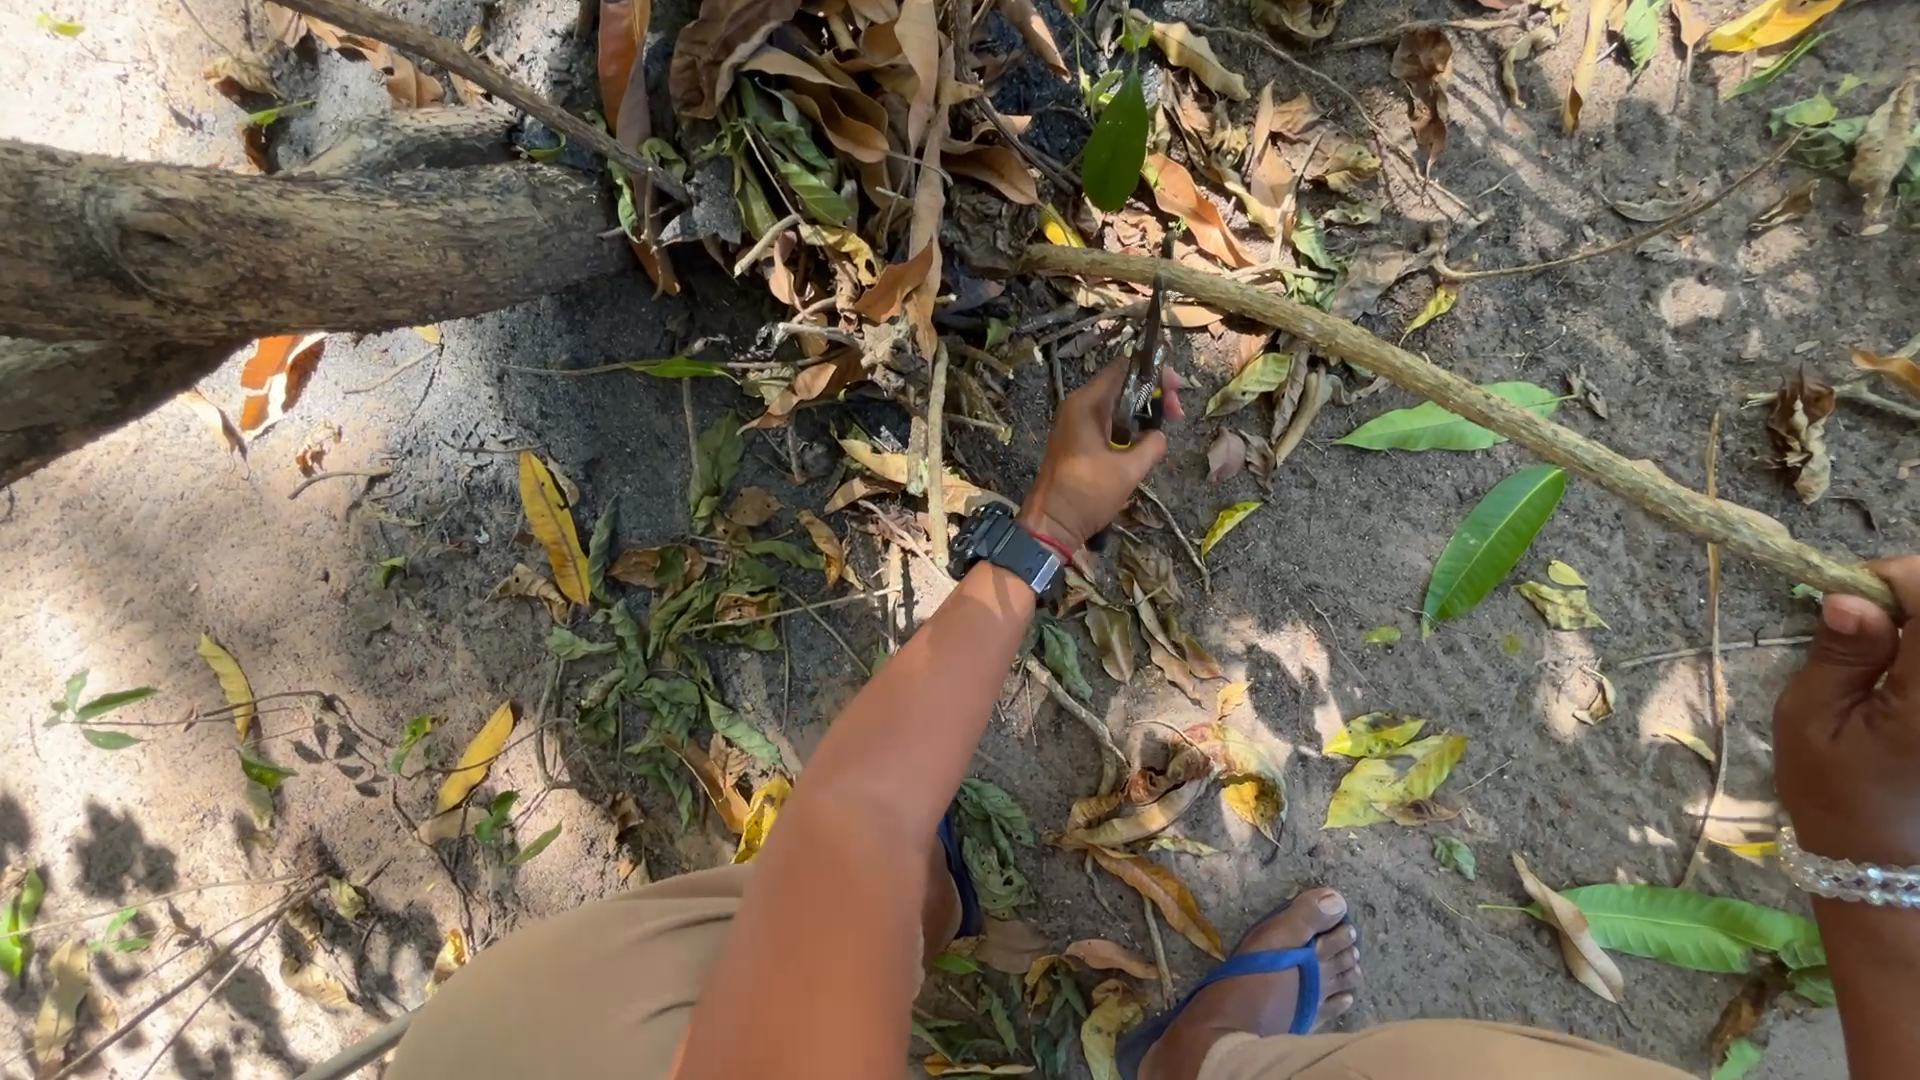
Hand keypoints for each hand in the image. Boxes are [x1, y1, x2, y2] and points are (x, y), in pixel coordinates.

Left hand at [1019, 356, 1183, 552]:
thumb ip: (1152, 445)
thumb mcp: (1128, 470)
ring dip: (1141, 414)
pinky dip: (1126, 429)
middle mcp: (1077, 407)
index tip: (1177, 391)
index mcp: (1085, 404)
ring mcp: (1075, 425)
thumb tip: (1159, 436)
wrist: (1050, 525)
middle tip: (1176, 415)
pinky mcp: (1077, 442)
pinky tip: (1143, 445)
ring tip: (1163, 430)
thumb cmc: (1085, 494)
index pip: (1123, 368)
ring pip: (1115, 406)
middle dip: (1153, 395)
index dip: (1155, 373)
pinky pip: (1106, 424)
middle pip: (1121, 385)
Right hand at [1774, 557, 1919, 866]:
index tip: (1846, 592)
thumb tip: (1851, 597)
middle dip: (1916, 594)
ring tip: (1886, 633)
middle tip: (1866, 610)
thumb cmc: (1833, 785)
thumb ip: (1842, 654)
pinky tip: (1903, 657)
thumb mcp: (1811, 717)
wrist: (1886, 851)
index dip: (1896, 579)